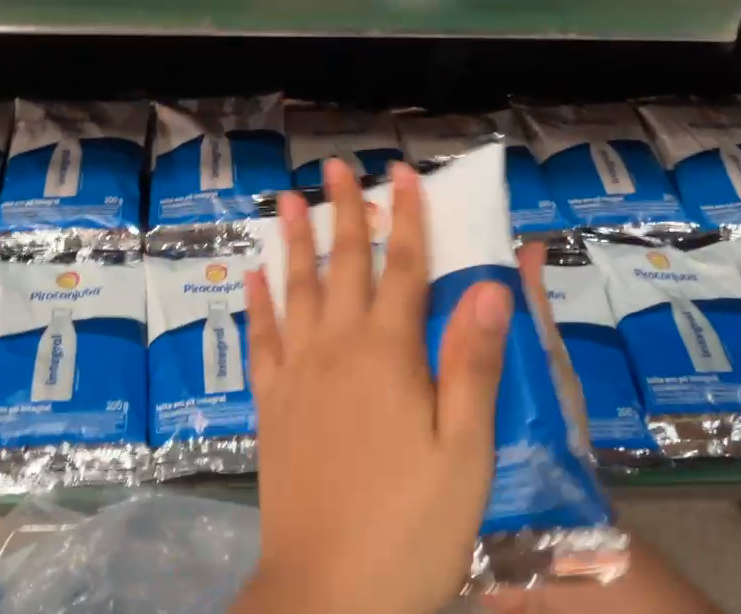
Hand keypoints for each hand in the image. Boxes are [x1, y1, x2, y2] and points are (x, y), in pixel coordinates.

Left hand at [232, 159, 516, 613]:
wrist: (328, 593)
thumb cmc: (412, 526)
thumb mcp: (464, 451)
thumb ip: (470, 363)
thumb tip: (488, 286)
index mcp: (389, 355)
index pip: (404, 269)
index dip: (407, 219)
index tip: (401, 174)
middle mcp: (337, 349)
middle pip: (343, 266)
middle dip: (344, 213)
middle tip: (336, 168)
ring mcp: (297, 375)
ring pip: (295, 290)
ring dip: (293, 243)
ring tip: (286, 201)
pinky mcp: (271, 405)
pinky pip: (261, 339)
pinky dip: (257, 303)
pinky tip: (252, 277)